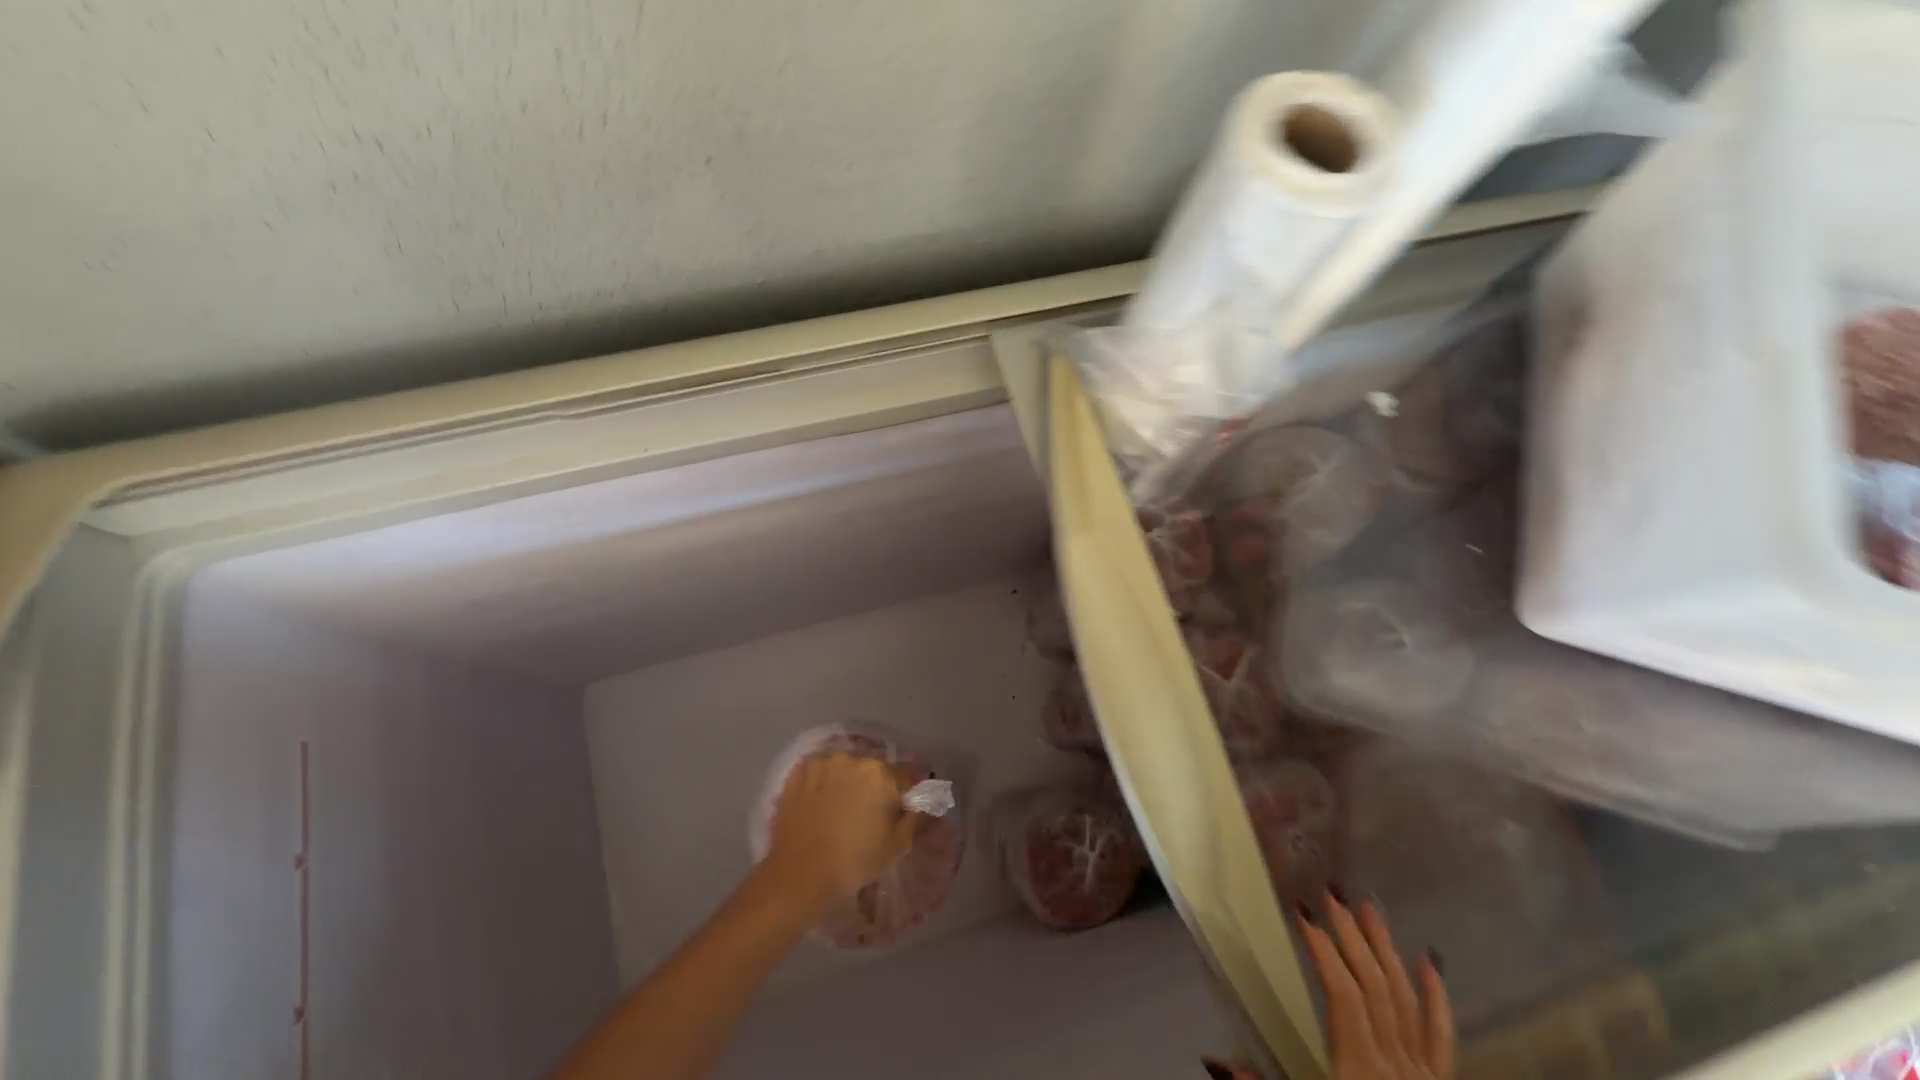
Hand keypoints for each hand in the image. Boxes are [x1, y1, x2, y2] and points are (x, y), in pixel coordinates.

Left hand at [762, 753, 918, 908]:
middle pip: (873, 769)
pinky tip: (820, 805)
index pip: (905, 776)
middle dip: (875, 786)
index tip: (900, 812)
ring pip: (845, 768)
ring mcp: (822, 763)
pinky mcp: (797, 773)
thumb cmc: (855, 861)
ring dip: (848, 782)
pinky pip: (820, 773)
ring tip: (842, 810)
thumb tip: (925, 803)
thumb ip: (917, 818)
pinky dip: (823, 784)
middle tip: (869, 814)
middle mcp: (852, 759)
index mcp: (881, 773)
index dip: (905, 795)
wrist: (800, 874)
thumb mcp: (897, 845)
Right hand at [1299, 891, 1452, 1079]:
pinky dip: (1436, 996)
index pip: (1342, 994)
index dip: (1323, 951)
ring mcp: (1421, 1071)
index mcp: (1357, 1068)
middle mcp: (1394, 1061)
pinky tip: (1430, 960)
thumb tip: (1218, 1057)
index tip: (1304, 913)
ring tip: (1369, 908)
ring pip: (1406, 1000)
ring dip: (1386, 950)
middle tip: (1333, 894)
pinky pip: (1441, 1034)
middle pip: (1374, 987)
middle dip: (1351, 937)